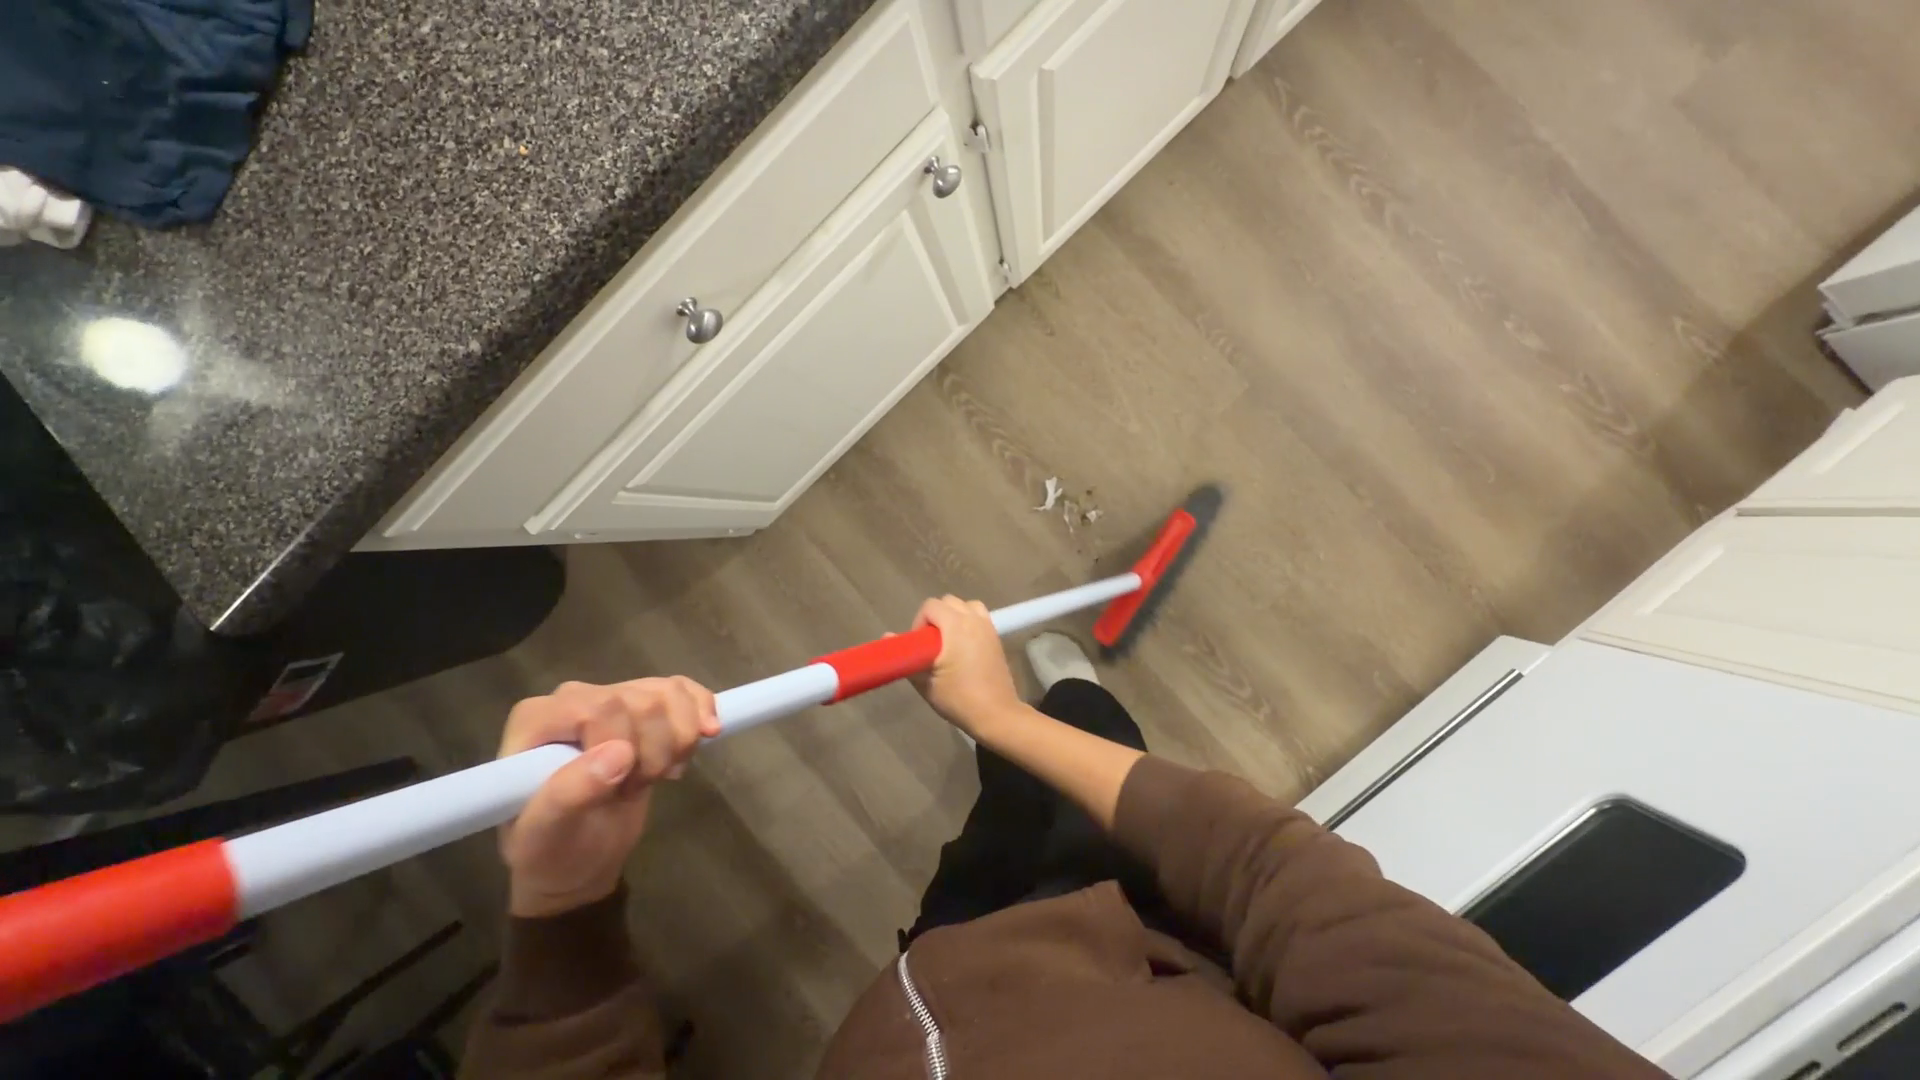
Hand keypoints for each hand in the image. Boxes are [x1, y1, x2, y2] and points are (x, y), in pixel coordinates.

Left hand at [497, 677, 717, 917]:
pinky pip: (682, 688)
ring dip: (679, 740)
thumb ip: (570, 793)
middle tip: (634, 789)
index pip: (599, 707)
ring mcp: (612, 696)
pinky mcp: (642, 704)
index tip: (618, 788)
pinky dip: (702, 710)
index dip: (624, 743)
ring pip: (669, 693)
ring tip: (658, 774)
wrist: (578, 855)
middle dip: (655, 752)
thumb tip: (620, 754)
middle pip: (642, 700)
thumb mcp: (547, 834)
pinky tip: (705, 736)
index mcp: (537, 719)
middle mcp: (573, 698)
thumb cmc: (551, 849)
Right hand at [910, 595, 1021, 736]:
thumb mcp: (925, 682)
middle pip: (948, 602)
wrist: (995, 713)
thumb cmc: (957, 698)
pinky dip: (968, 622)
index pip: (930, 606)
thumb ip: (906, 656)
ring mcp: (988, 627)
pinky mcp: (996, 637)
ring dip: (954, 616)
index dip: (919, 622)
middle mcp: (973, 619)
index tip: (919, 646)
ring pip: (966, 606)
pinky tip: (963, 646)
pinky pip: (979, 617)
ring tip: (948, 642)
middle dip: (935, 618)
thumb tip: (886, 637)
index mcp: (955, 625)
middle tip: (931, 645)